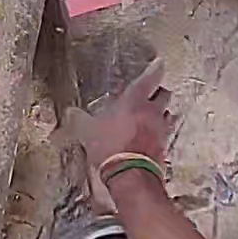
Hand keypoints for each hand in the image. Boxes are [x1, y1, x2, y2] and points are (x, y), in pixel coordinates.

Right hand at [70, 58, 173, 173]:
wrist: (130, 175)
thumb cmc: (109, 146)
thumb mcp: (87, 130)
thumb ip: (79, 119)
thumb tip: (70, 112)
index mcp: (134, 101)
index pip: (149, 79)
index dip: (155, 69)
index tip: (159, 63)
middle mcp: (152, 112)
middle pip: (164, 95)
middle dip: (158, 92)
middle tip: (151, 93)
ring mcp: (160, 130)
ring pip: (167, 114)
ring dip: (161, 113)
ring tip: (151, 115)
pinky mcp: (164, 147)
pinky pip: (164, 134)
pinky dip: (158, 132)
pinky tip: (149, 136)